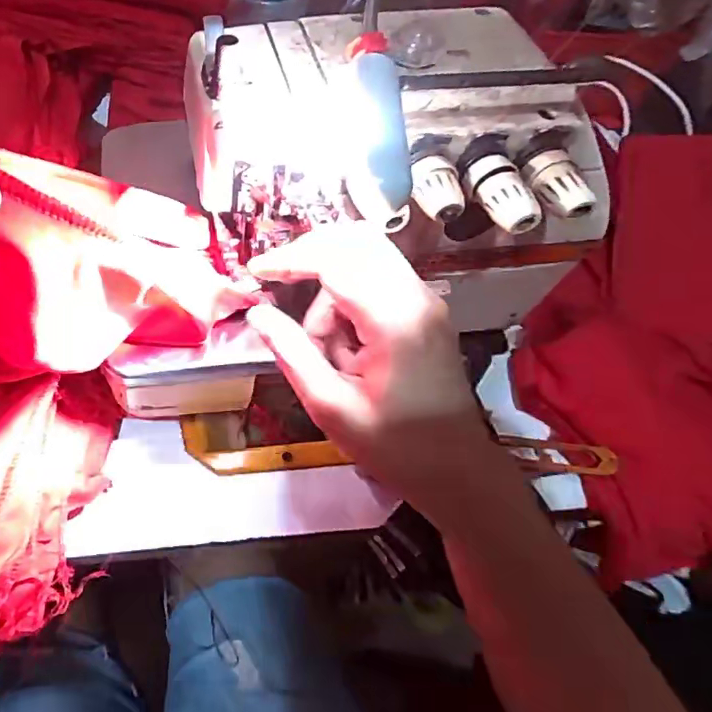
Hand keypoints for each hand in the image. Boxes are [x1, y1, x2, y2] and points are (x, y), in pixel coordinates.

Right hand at [244, 224, 494, 505]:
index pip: (334, 261)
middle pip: (355, 242)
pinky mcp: (424, 310)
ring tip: (324, 347)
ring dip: (330, 288)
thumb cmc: (394, 446)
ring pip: (365, 258)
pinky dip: (348, 296)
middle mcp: (416, 297)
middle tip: (277, 284)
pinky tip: (342, 340)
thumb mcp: (331, 405)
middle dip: (309, 258)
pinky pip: (377, 279)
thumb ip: (292, 352)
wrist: (456, 469)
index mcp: (394, 319)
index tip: (255, 270)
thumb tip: (258, 314)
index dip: (289, 259)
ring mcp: (425, 300)